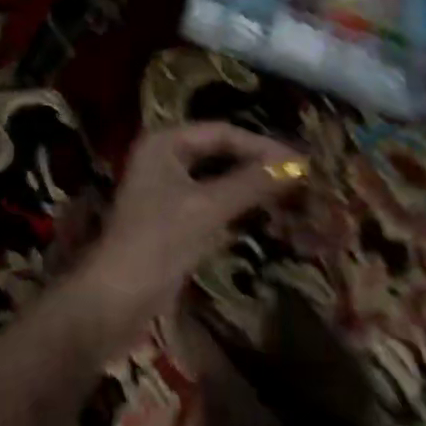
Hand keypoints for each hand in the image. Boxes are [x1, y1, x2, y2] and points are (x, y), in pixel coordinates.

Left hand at [85, 123, 304, 316]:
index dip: (262, 145)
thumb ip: (251, 183)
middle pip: (219, 151)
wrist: (120, 294)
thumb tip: (299, 165)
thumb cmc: (159, 240)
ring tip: (296, 196)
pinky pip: (212, 200)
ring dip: (251, 185)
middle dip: (258, 164)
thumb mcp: (207, 207)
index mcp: (163, 143)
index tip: (306, 164)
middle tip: (305, 179)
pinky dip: (238, 204)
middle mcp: (162, 157)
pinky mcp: (171, 216)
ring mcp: (165, 187)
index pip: (221, 132)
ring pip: (217, 177)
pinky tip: (267, 214)